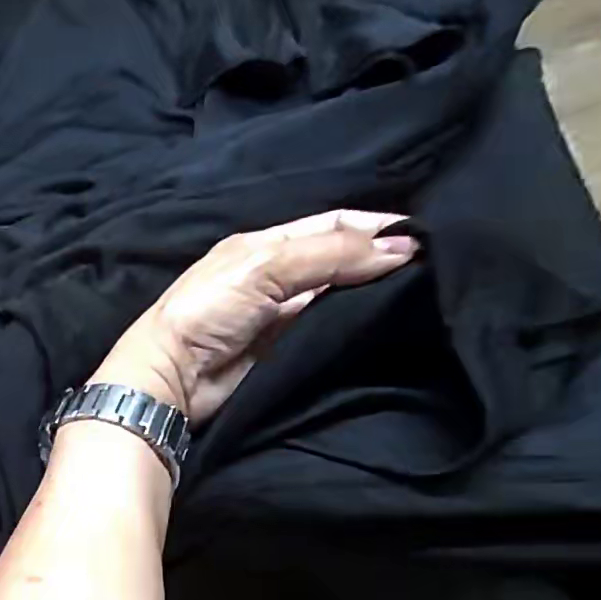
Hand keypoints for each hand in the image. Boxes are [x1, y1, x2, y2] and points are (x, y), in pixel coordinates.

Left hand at [89, 210, 415, 423]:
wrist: (171, 376)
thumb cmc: (206, 311)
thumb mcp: (265, 268)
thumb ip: (330, 254)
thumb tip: (401, 246)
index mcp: (264, 243)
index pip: (331, 224)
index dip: (375, 226)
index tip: (422, 235)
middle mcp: (274, 273)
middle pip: (337, 258)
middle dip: (377, 259)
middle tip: (429, 267)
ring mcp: (279, 313)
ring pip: (336, 295)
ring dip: (369, 293)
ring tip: (418, 293)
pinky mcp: (282, 349)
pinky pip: (325, 330)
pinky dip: (351, 325)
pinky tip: (382, 322)